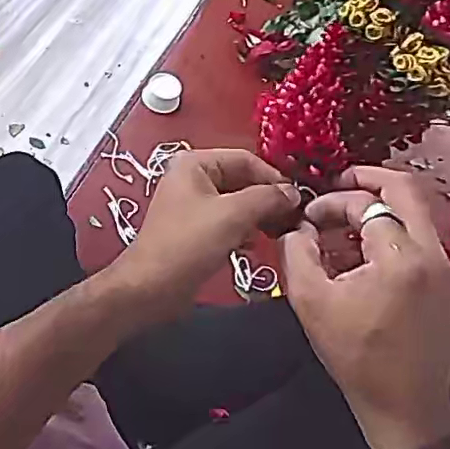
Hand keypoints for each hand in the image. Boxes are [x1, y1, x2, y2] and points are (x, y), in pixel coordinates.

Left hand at [103, 149, 299, 321]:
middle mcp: (193, 178)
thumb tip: (294, 192)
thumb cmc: (187, 245)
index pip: (245, 159)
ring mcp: (193, 204)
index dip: (273, 178)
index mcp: (195, 163)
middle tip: (293, 220)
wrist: (151, 289)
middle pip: (242, 180)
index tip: (299, 200)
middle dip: (268, 199)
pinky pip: (228, 221)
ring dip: (258, 216)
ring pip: (238, 203)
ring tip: (278, 233)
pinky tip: (253, 246)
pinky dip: (244, 230)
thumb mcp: (232, 216)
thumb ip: (266, 198)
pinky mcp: (196, 229)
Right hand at [282, 167, 449, 448]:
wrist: (406, 412)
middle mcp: (434, 255)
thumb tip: (301, 224)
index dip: (331, 203)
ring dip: (378, 206)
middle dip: (367, 179)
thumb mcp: (310, 300)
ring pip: (414, 212)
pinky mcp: (448, 283)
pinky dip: (390, 229)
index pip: (366, 204)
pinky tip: (362, 250)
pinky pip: (419, 237)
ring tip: (342, 221)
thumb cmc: (355, 356)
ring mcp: (447, 269)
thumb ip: (297, 249)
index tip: (308, 220)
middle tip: (336, 184)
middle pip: (406, 190)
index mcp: (403, 258)